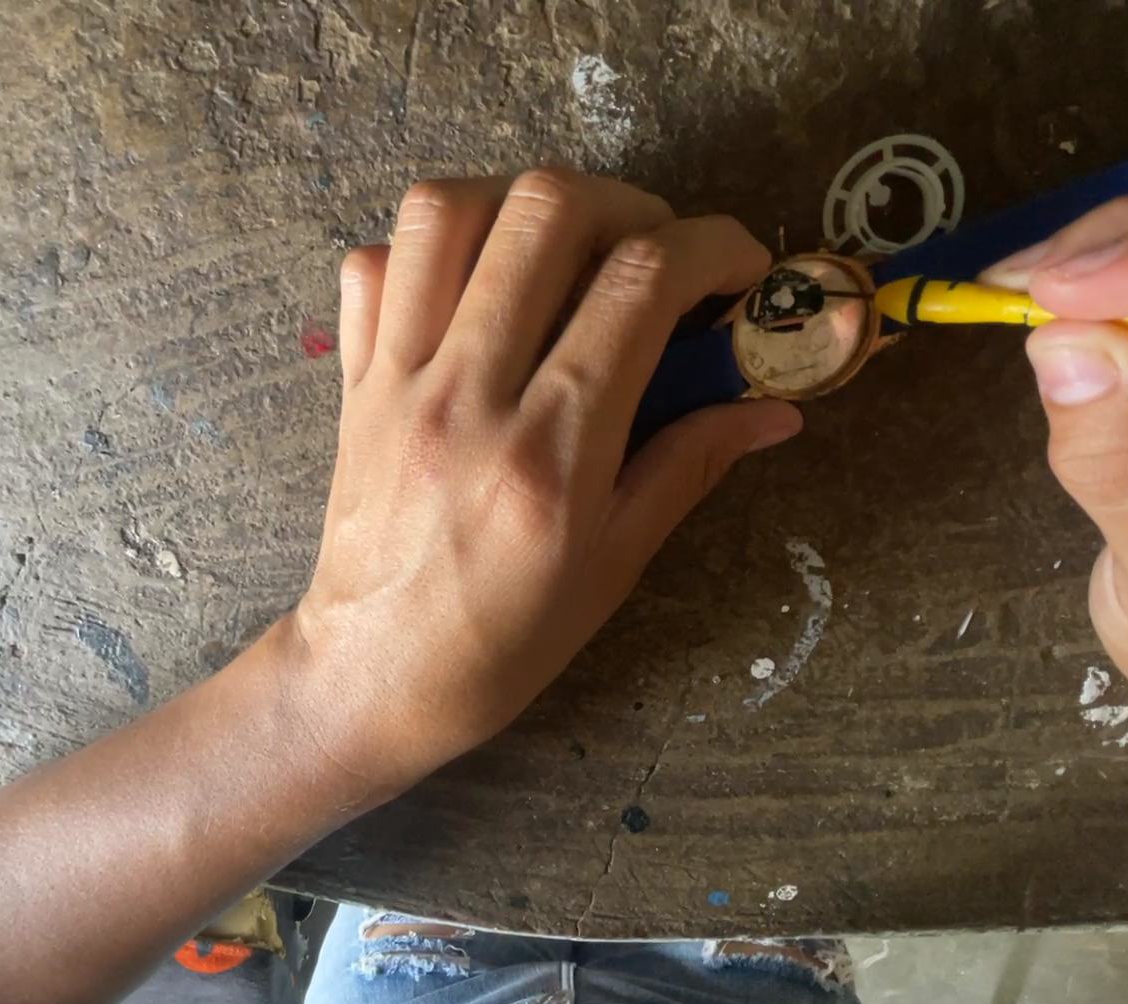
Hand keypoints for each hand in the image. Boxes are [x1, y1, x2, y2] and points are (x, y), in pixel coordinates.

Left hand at [287, 168, 801, 787]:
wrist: (372, 676)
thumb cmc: (501, 644)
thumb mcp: (613, 568)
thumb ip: (689, 467)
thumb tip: (774, 408)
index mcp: (552, 450)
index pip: (641, 282)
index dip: (713, 246)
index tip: (738, 270)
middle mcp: (469, 394)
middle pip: (545, 211)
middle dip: (626, 205)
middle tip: (651, 256)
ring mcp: (397, 381)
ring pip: (445, 211)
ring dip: (519, 203)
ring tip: (558, 252)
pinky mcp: (353, 384)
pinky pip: (370, 267)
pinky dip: (424, 251)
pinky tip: (466, 291)